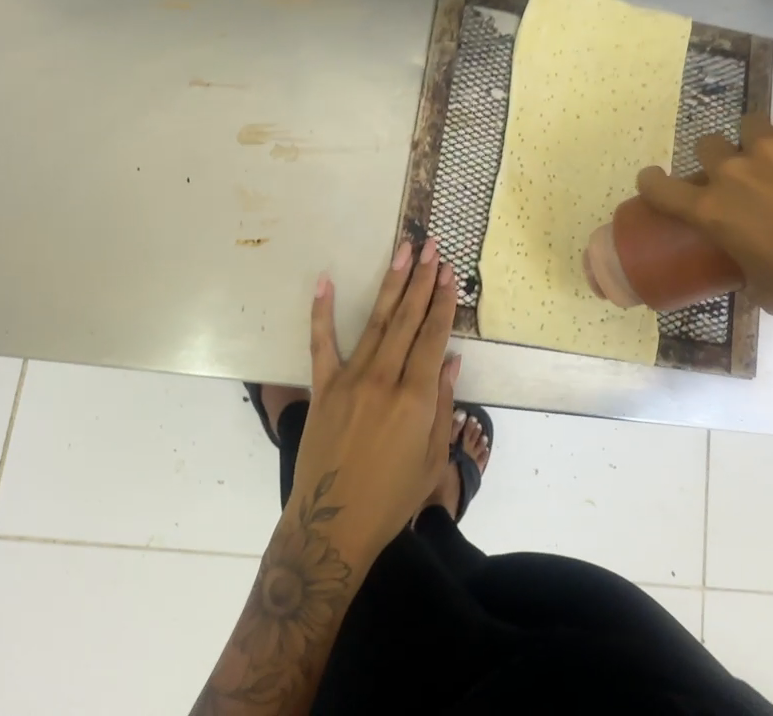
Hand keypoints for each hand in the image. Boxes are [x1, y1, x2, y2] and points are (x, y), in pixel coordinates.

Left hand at [292, 238, 460, 558]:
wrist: (333, 525)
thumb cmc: (392, 499)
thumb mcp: (432, 459)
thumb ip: (443, 406)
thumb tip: (451, 360)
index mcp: (416, 398)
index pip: (433, 338)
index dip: (442, 303)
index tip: (449, 274)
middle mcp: (384, 380)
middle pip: (406, 321)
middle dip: (421, 282)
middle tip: (431, 248)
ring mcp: (350, 381)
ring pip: (375, 323)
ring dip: (390, 285)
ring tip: (402, 252)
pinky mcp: (322, 389)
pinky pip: (321, 345)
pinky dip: (321, 312)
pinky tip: (324, 281)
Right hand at [635, 108, 772, 312]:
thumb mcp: (769, 292)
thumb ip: (748, 274)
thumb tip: (752, 274)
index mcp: (714, 214)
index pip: (661, 189)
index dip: (653, 181)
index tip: (655, 179)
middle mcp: (733, 173)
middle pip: (707, 144)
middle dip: (719, 156)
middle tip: (742, 171)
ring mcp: (772, 146)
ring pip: (750, 125)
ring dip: (759, 138)